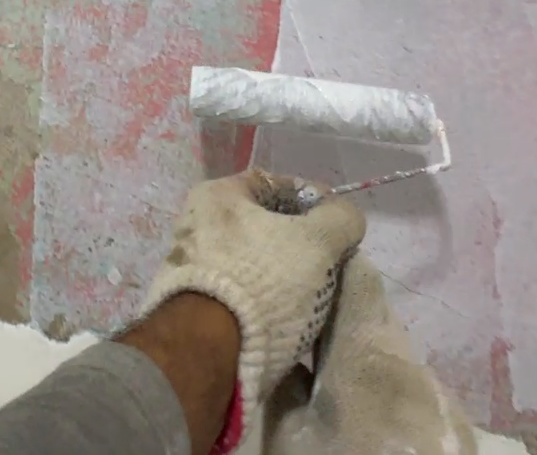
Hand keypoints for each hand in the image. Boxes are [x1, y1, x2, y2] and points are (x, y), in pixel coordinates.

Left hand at [138, 170, 366, 446]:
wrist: (211, 351)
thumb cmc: (262, 280)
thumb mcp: (315, 242)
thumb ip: (338, 220)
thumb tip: (344, 214)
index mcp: (215, 195)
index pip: (272, 184)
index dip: (311, 198)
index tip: (339, 224)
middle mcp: (195, 224)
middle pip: (262, 225)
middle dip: (299, 243)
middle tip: (331, 264)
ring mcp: (193, 266)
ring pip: (253, 262)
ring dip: (285, 277)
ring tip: (315, 297)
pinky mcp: (195, 306)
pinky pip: (242, 293)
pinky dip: (267, 302)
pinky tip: (290, 319)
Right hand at [265, 255, 475, 454]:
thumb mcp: (286, 437)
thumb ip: (281, 378)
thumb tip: (275, 341)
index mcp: (369, 354)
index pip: (356, 273)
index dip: (327, 257)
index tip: (298, 256)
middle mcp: (410, 364)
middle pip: (371, 310)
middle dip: (333, 306)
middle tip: (293, 314)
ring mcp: (437, 399)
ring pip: (388, 347)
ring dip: (354, 345)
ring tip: (316, 365)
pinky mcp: (450, 431)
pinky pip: (405, 382)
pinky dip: (376, 380)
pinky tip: (353, 410)